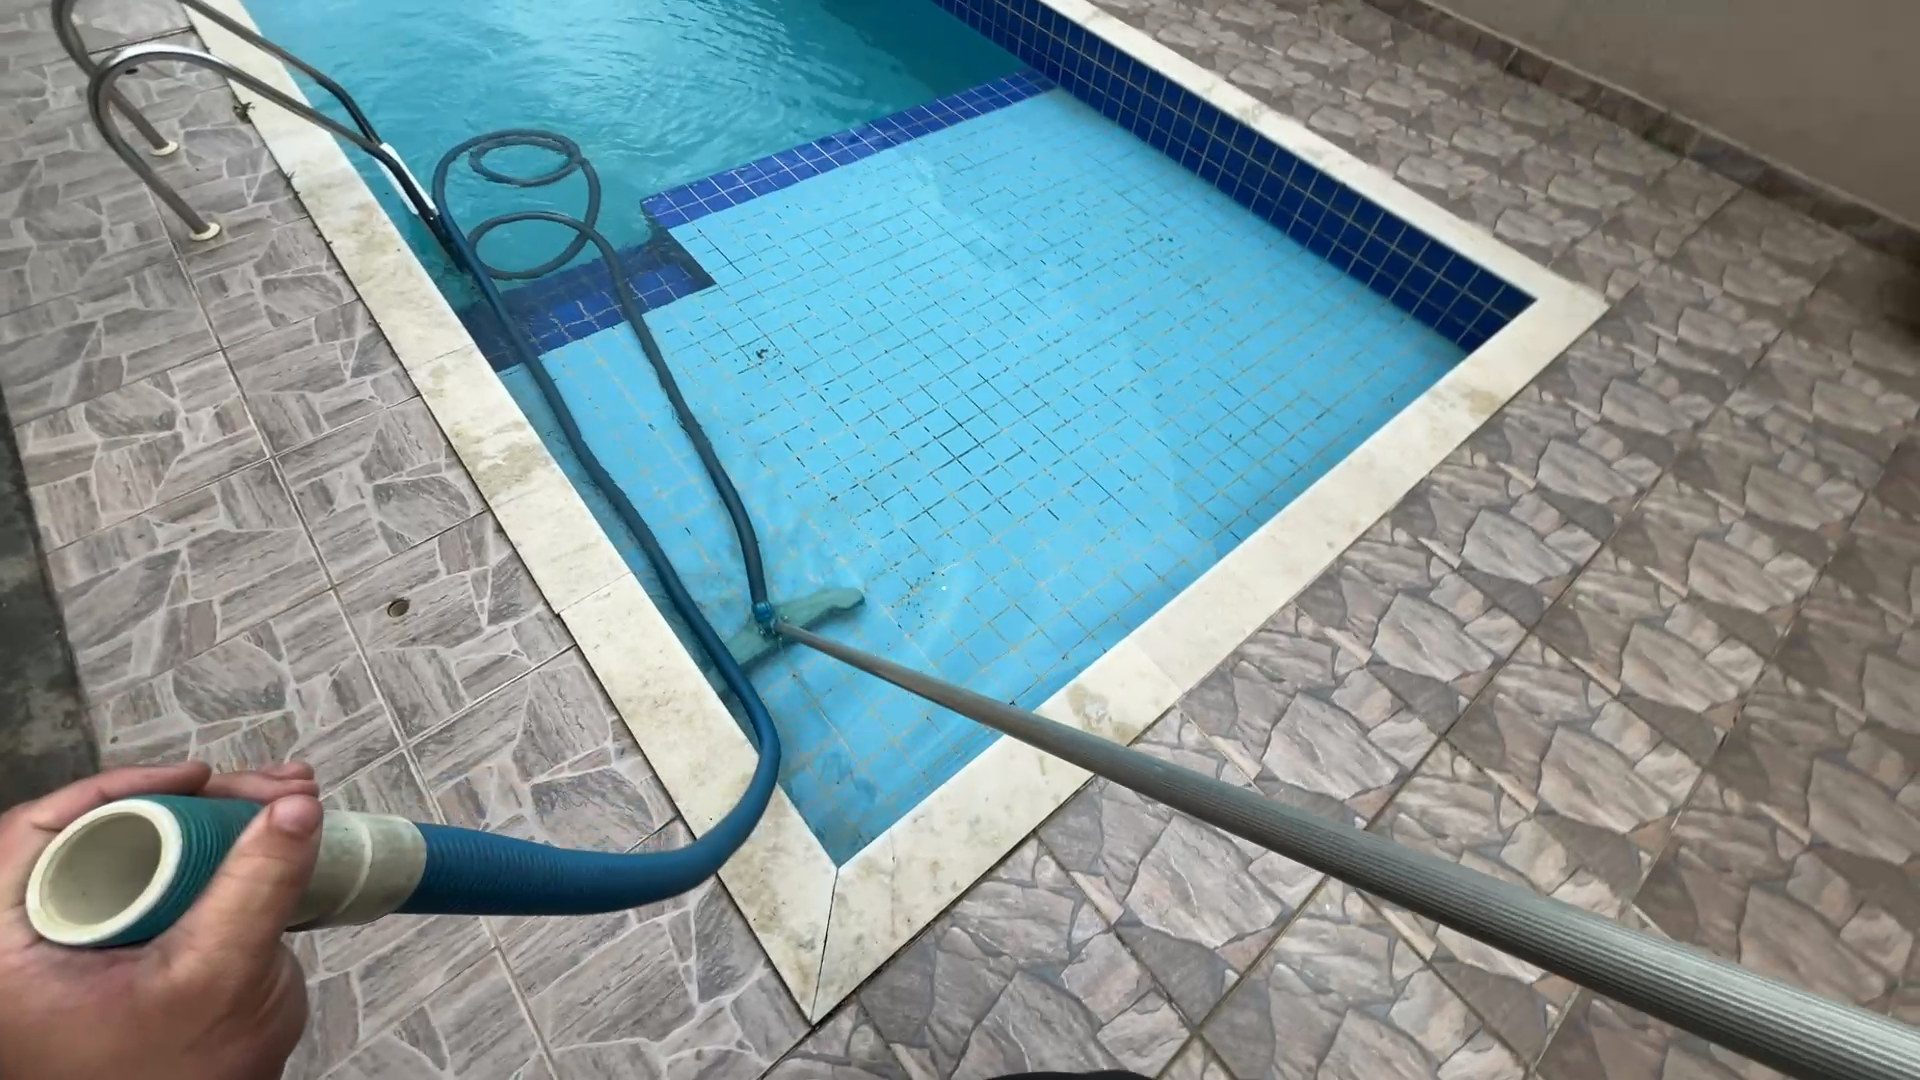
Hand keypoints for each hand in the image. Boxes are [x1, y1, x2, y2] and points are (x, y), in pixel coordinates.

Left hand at [0, 762, 323, 1079]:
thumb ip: (255, 887)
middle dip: (206, 796)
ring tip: (301, 793)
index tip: (200, 776)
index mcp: (12, 950)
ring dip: (233, 811)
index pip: (35, 838)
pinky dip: (241, 839)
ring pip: (158, 844)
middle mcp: (45, 935)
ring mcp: (103, 936)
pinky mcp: (154, 936)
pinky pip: (188, 870)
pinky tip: (290, 821)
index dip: (117, 791)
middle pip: (112, 831)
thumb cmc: (180, 1068)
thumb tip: (297, 804)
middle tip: (284, 786)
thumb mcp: (217, 974)